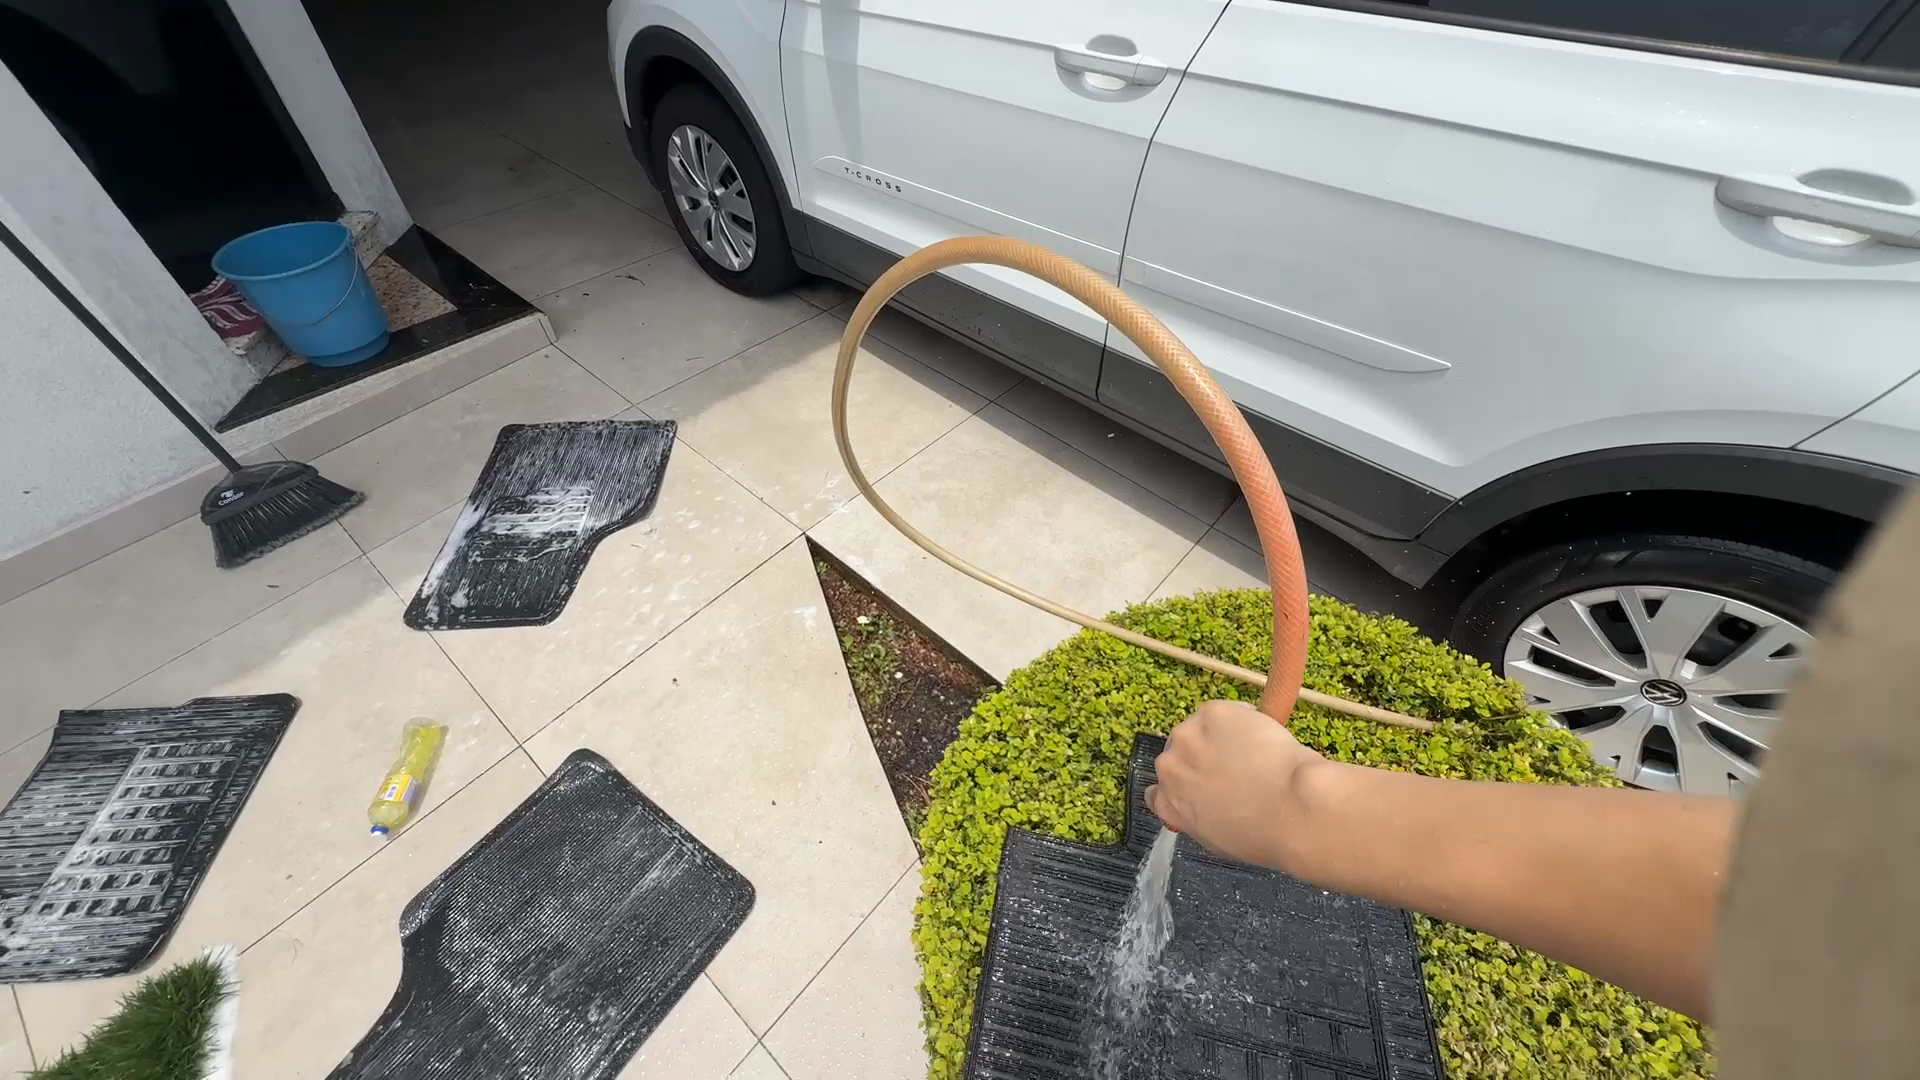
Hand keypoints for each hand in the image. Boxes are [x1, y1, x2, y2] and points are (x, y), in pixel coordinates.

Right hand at [1144, 699, 1327, 870]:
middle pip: (1179, 752)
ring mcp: (1187, 734)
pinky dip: (1245, 721)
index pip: (1158, 791)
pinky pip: (1228, 713)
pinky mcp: (1211, 712)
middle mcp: (1167, 766)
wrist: (1292, 807)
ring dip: (1221, 736)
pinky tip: (1264, 740)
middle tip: (1237, 768)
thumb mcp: (1220, 840)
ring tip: (1256, 755)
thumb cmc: (1265, 834)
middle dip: (1202, 756)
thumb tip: (1210, 804)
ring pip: (1202, 729)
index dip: (1183, 783)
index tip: (1202, 784)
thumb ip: (1200, 817)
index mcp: (1168, 802)